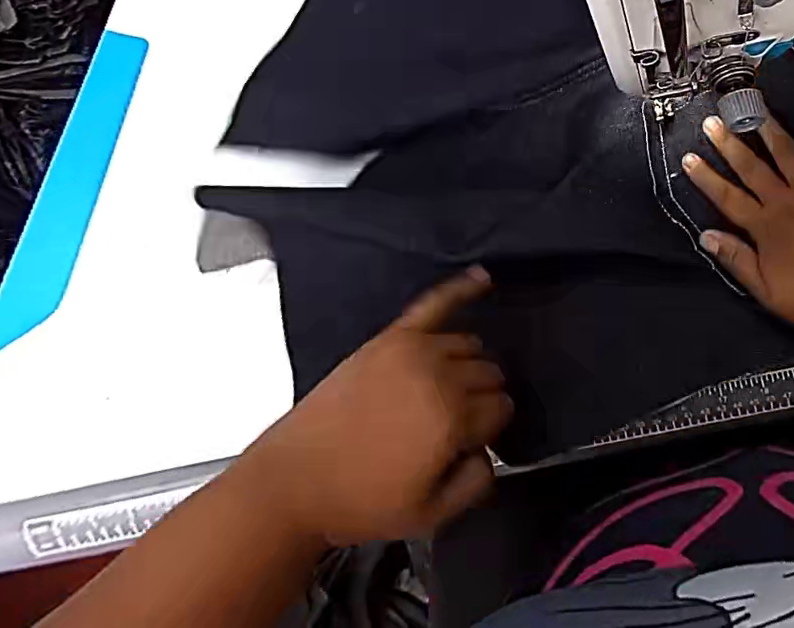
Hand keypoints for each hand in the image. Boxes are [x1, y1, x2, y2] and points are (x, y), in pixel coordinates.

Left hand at [230, 268, 511, 547]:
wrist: (292, 483)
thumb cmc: (359, 501)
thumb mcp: (426, 515)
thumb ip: (475, 483)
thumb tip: (491, 454)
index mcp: (453, 420)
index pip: (501, 407)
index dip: (492, 427)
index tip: (474, 440)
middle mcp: (441, 376)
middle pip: (490, 372)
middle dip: (484, 395)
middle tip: (459, 420)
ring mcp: (415, 349)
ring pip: (470, 343)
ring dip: (469, 364)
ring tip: (448, 388)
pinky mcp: (392, 337)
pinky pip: (436, 302)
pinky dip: (462, 288)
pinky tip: (483, 278)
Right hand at [682, 108, 793, 349]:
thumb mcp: (769, 292)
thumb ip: (737, 260)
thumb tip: (705, 235)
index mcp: (765, 227)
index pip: (727, 198)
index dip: (706, 178)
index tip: (688, 157)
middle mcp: (786, 201)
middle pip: (752, 168)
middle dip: (729, 145)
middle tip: (712, 121)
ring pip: (789, 154)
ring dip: (771, 130)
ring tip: (757, 110)